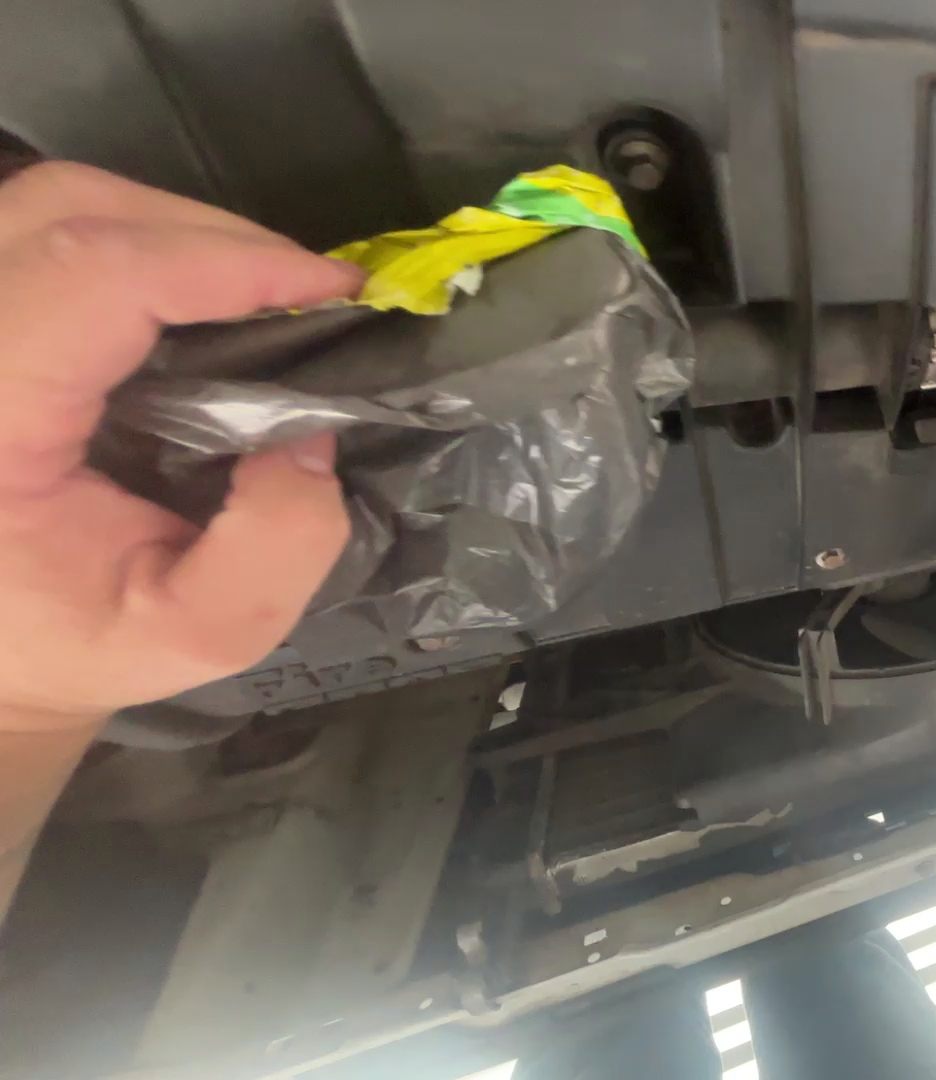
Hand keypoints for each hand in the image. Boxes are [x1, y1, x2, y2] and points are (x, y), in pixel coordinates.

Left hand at [0, 163, 361, 729]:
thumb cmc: (87, 640)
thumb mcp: (212, 628)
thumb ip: (282, 544)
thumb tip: (311, 440)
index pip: (88, 277)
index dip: (226, 262)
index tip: (339, 289)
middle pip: (63, 211)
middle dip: (217, 234)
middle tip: (318, 290)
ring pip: (49, 205)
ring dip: (184, 230)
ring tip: (275, 289)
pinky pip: (45, 235)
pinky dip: (148, 244)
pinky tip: (212, 293)